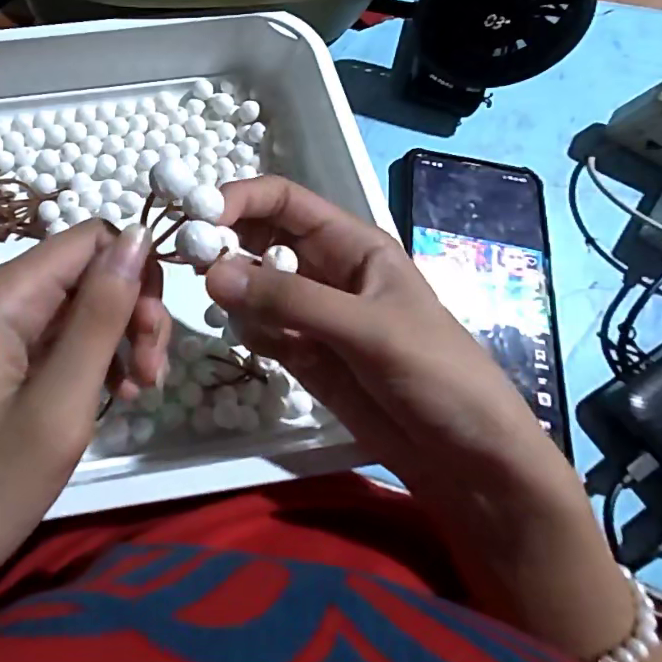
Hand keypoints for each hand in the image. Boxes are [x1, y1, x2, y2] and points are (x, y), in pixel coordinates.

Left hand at [0, 220, 166, 575]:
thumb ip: (101, 316)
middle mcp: (1, 298)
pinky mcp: (7, 365)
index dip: (137, 274)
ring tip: (138, 394)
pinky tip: (117, 399)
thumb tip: (140, 235)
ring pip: (86, 306)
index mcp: (4, 294)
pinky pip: (67, 340)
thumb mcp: (58, 404)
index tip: (154, 339)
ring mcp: (2, 333)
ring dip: (124, 341)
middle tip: (150, 377)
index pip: (94, 239)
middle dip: (134, 313)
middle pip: (92, 271)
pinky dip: (101, 362)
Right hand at [204, 177, 648, 661]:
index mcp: (352, 245)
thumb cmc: (437, 376)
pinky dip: (249, 331)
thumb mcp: (367, 330)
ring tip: (243, 320)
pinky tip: (268, 349)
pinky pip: (258, 327)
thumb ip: (290, 301)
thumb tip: (211, 274)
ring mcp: (311, 313)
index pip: (284, 200)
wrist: (469, 462)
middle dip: (225, 246)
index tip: (196, 218)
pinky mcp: (302, 353)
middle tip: (193, 267)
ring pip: (251, 284)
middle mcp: (325, 270)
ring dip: (235, 294)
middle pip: (259, 238)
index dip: (239, 199)